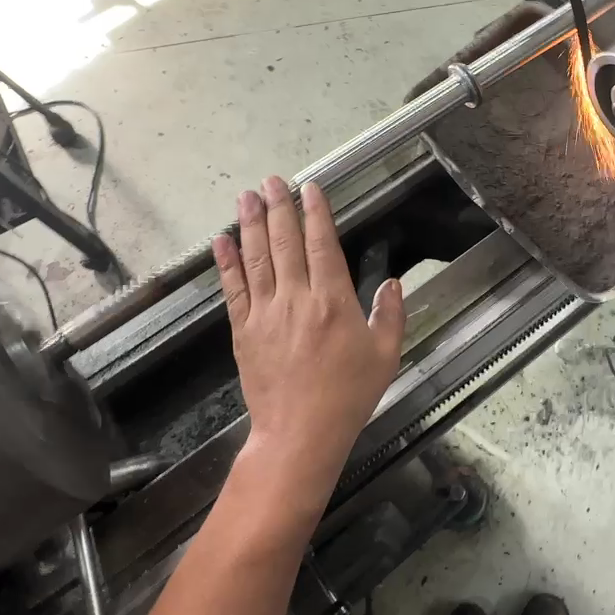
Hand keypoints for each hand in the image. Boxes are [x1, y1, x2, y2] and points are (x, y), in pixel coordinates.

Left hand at [214, 178, 404, 494]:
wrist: (301, 433)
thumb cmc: (349, 395)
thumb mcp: (386, 356)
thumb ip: (391, 315)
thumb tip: (393, 283)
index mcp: (333, 301)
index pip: (322, 244)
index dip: (315, 213)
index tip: (310, 189)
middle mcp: (296, 299)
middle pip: (284, 242)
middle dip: (278, 207)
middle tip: (272, 180)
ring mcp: (265, 313)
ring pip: (256, 258)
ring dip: (250, 224)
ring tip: (247, 196)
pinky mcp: (243, 331)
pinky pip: (233, 289)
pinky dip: (227, 262)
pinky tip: (221, 240)